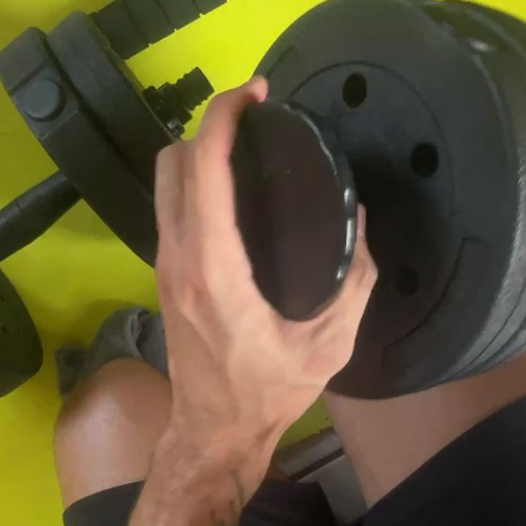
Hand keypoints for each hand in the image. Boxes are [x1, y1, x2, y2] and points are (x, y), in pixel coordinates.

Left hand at [152, 78, 378, 460]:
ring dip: (196, 150)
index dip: (224, 115)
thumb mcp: (329, 345)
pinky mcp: (164, 277)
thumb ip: (356, 282)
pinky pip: (170, 208)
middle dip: (209, 123)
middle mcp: (178, 258)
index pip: (204, 168)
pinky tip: (230, 189)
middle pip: (173, 162)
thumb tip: (362, 223)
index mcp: (214, 269)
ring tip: (242, 144)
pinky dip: (192, 181)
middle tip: (255, 116)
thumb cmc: (268, 393)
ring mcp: (163, 266)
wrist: (214, 432)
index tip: (256, 93)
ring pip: (164, 183)